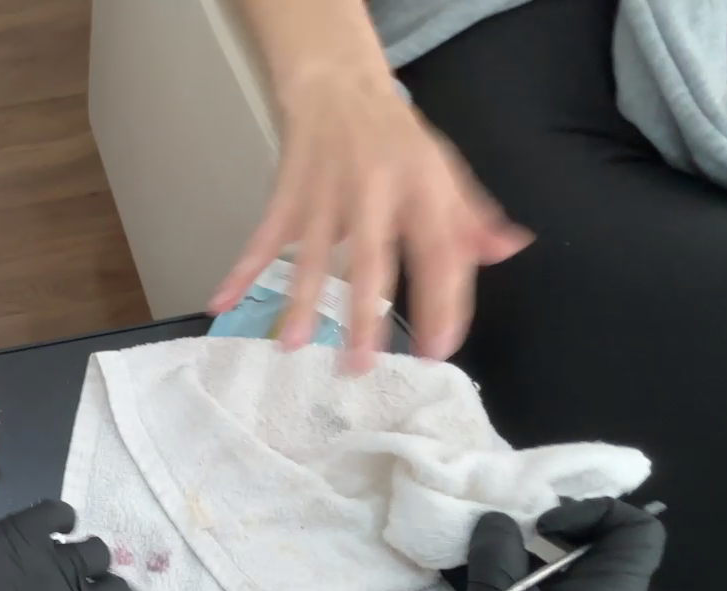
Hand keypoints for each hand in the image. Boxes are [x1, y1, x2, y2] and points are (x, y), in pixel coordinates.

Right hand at [207, 77, 531, 373]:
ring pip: (313, 258)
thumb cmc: (395, 140)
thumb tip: (506, 253)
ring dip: (302, 303)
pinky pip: (261, 242)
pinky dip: (239, 273)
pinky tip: (220, 304)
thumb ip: (470, 218)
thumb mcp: (443, 172)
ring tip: (294, 345)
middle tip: (360, 365)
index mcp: (423, 189)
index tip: (436, 349)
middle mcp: (376, 194)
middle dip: (366, 316)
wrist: (341, 89)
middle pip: (372, 263)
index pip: (439, 254)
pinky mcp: (287, 199)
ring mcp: (325, 198)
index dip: (442, 304)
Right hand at [454, 499, 665, 590]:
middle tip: (503, 532)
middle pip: (596, 544)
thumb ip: (494, 553)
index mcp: (612, 589)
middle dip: (547, 529)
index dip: (593, 510)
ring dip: (524, 557)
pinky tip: (477, 585)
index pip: (636, 527)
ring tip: (480, 557)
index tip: (541, 524)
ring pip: (564, 570)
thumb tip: (495, 520)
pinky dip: (515, 582)